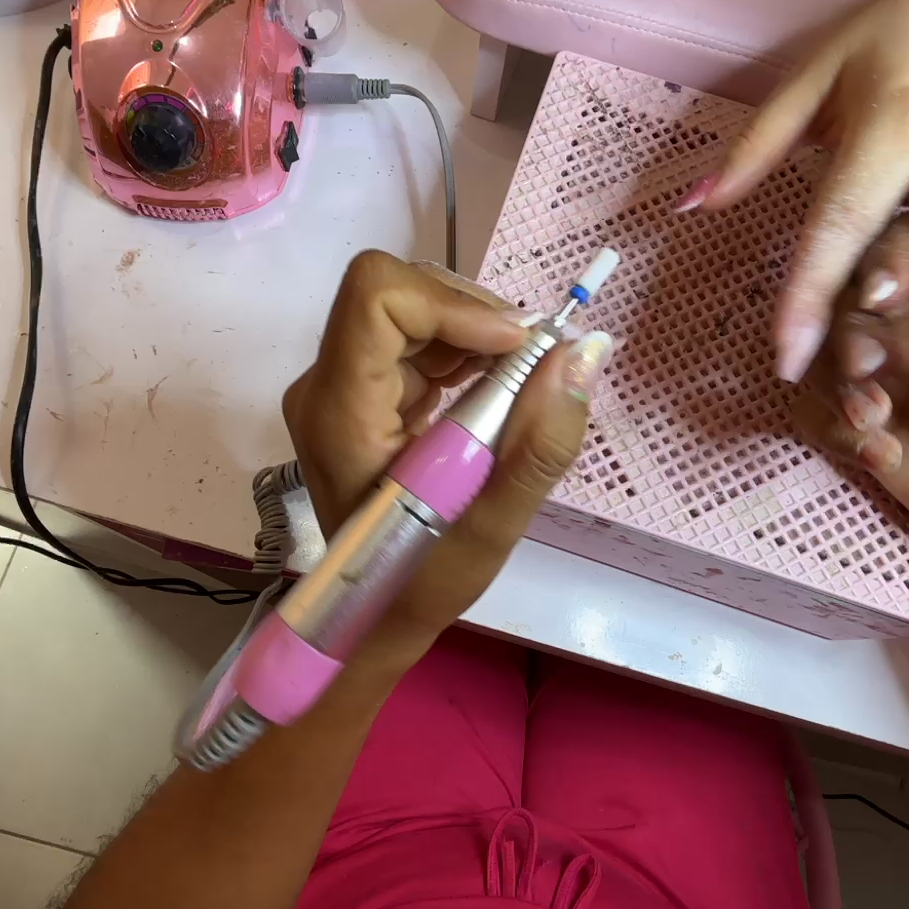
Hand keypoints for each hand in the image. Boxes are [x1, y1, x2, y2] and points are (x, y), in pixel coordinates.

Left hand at [282, 252, 611, 672]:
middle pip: (396, 295)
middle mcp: (325, 387)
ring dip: (475, 333)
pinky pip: (414, 339)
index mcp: (340, 415)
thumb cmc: (422, 584)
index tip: (515, 344)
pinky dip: (464, 351)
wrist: (373, 613)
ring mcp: (338, 387)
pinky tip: (492, 391)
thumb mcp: (493, 528)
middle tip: (533, 363)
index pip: (376, 298)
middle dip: (474, 316)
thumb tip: (582, 352)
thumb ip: (539, 446)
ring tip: (518, 384)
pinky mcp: (359, 392)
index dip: (452, 303)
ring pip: (409, 310)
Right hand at [795, 282, 908, 575]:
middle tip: (866, 367)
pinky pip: (818, 414)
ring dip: (839, 383)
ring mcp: (893, 381)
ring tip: (873, 420)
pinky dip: (837, 430)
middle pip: (858, 301)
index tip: (888, 296)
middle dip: (854, 330)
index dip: (897, 264)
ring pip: (828, 356)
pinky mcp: (867, 429)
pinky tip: (880, 457)